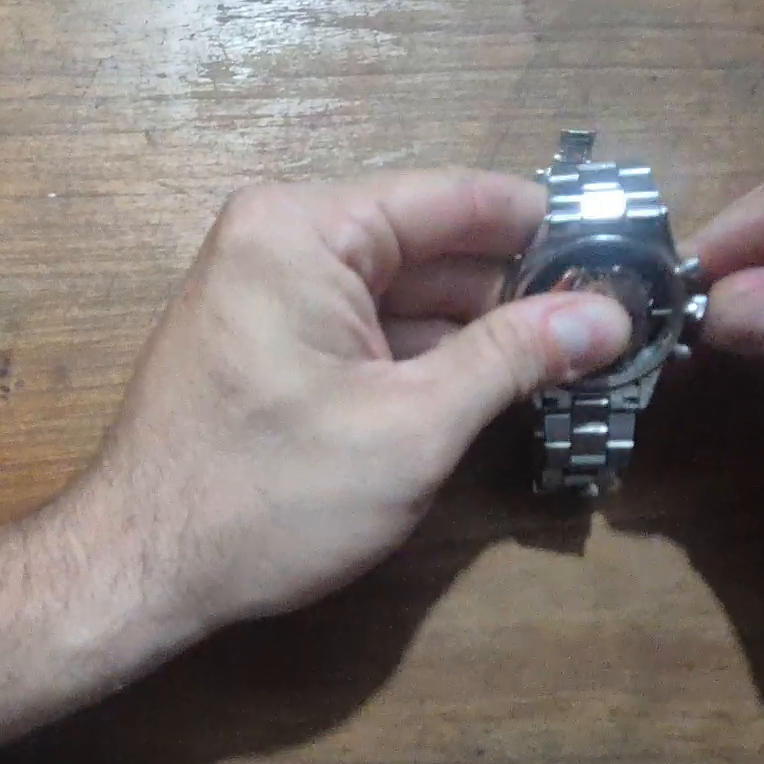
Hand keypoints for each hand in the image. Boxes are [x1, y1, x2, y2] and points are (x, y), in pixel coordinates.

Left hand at [70, 171, 630, 631]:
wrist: (142, 565)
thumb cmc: (268, 497)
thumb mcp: (410, 427)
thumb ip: (512, 358)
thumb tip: (607, 315)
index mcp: (302, 228)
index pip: (452, 198)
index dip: (542, 226)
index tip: (621, 252)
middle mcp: (278, 238)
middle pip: (425, 245)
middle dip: (511, 287)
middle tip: (610, 321)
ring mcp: (265, 288)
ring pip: (396, 293)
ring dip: (471, 328)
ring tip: (569, 356)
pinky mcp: (263, 338)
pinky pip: (359, 328)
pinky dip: (418, 354)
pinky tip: (485, 381)